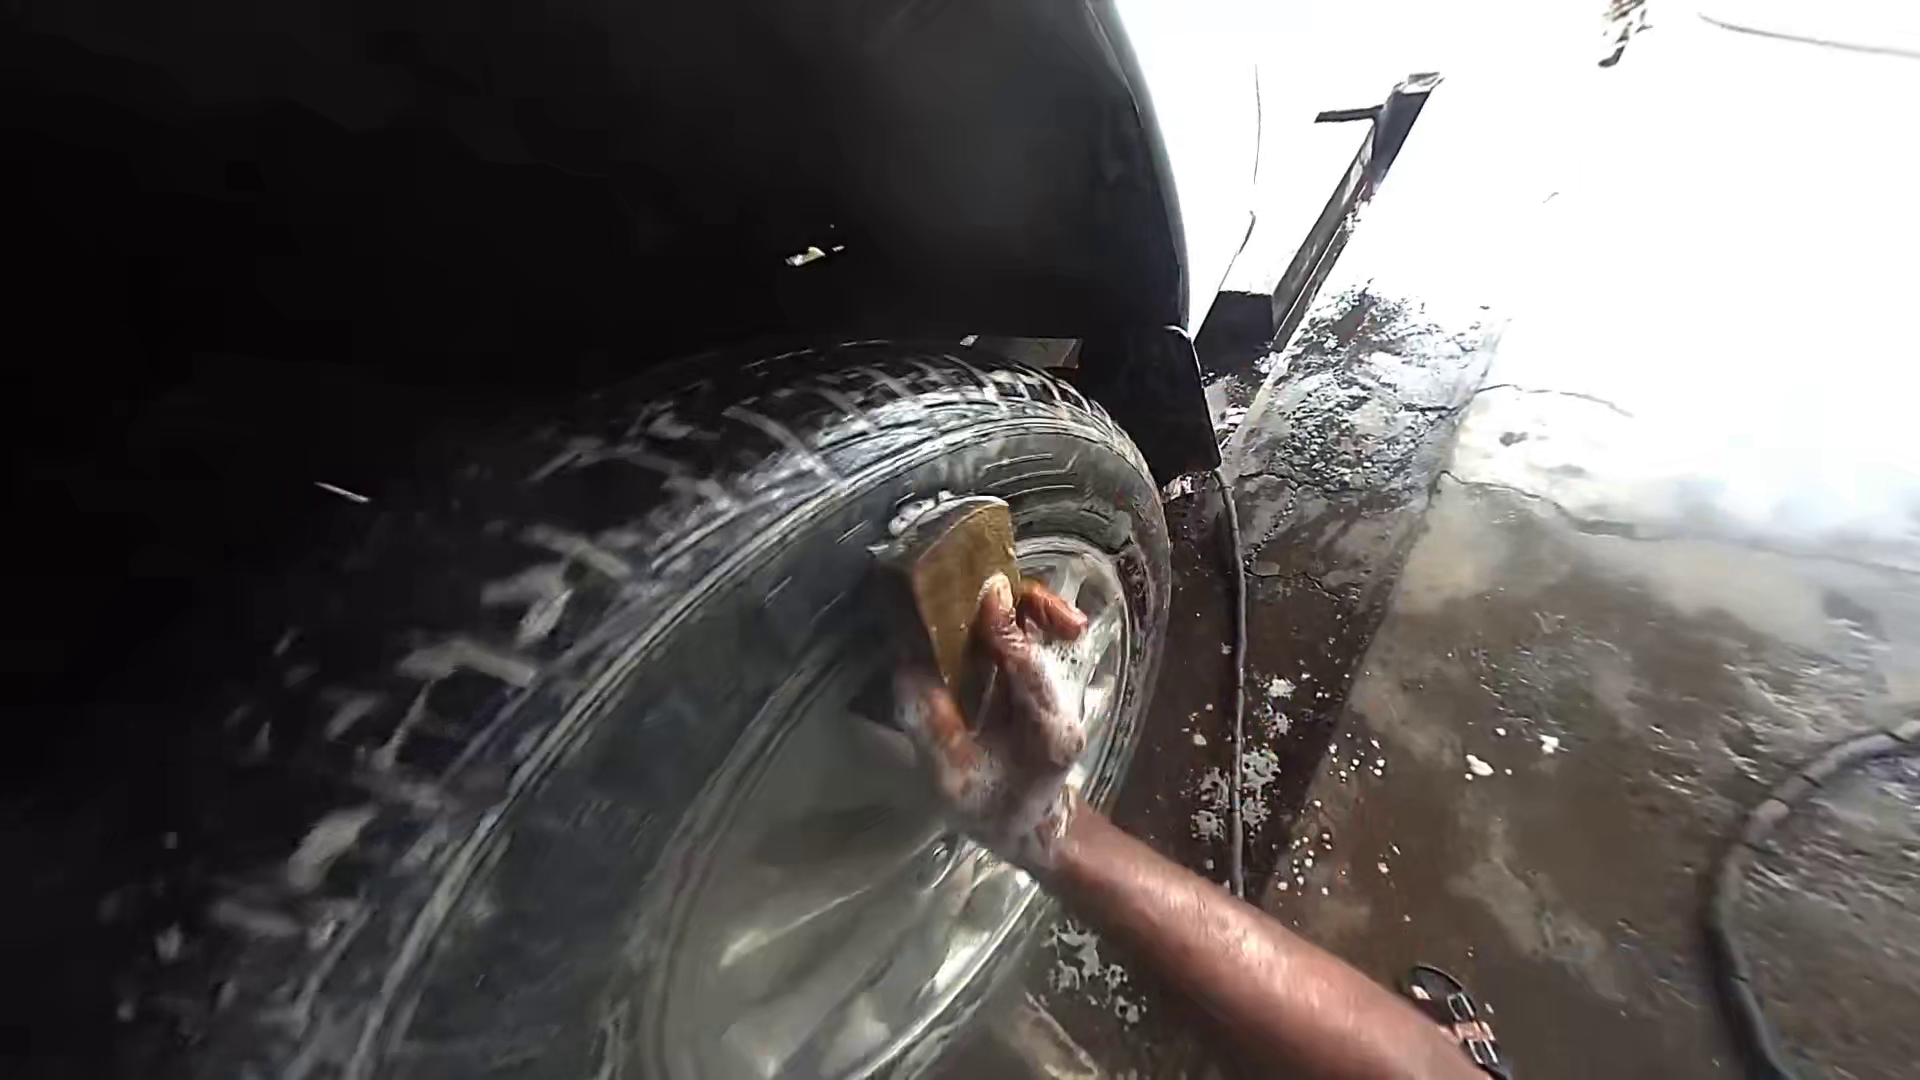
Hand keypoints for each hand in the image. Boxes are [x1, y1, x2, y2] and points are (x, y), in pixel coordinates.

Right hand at [894, 573, 1089, 870]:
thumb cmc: (992, 809)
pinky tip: (985, 616)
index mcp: (1047, 729)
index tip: (987, 596)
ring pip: (1040, 632)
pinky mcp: (1035, 682)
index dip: (1005, 630)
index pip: (1029, 667)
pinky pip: (1024, 640)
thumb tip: (905, 666)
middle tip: (995, 587)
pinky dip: (1009, 621)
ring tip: (990, 594)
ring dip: (1022, 606)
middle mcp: (1058, 700)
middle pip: (1046, 637)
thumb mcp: (952, 777)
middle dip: (1030, 605)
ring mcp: (1052, 689)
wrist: (1032, 825)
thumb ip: (931, 723)